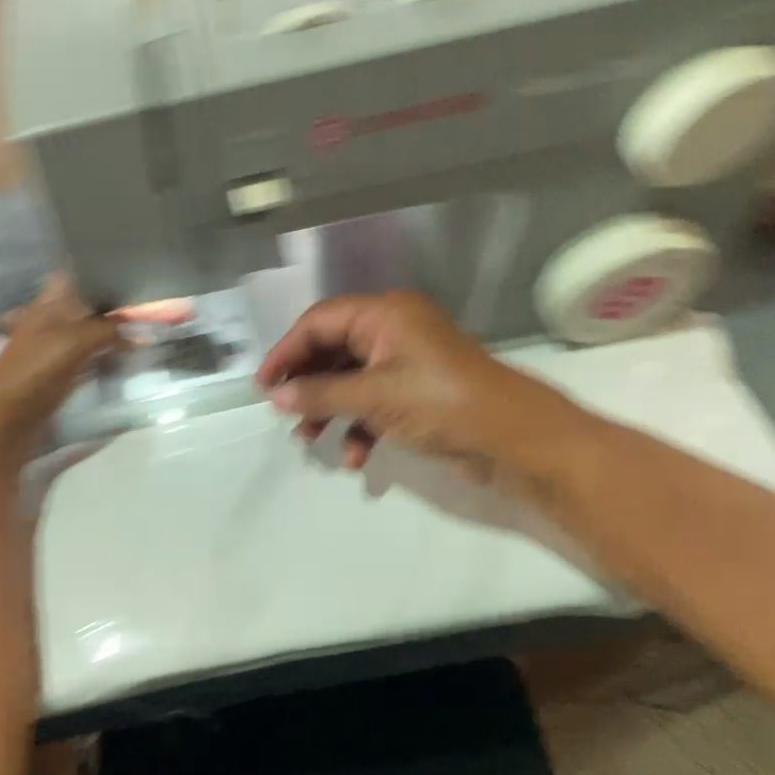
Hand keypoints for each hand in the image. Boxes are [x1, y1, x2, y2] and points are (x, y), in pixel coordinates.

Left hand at [0, 277, 124, 455]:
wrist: (3, 425)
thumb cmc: (30, 375)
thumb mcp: (70, 343)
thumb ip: (104, 330)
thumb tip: (139, 332)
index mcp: (45, 307)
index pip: (76, 281)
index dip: (101, 281)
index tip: (133, 288)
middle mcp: (49, 324)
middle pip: (86, 311)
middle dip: (112, 313)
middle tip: (146, 318)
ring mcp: (53, 353)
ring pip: (88, 337)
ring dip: (111, 340)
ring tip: (141, 341)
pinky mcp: (58, 379)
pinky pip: (87, 363)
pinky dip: (104, 362)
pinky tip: (122, 365)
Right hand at [256, 291, 588, 481]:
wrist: (512, 438)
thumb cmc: (441, 403)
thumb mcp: (373, 398)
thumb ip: (320, 395)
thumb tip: (277, 397)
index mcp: (385, 314)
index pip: (319, 321)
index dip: (286, 352)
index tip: (262, 386)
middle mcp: (394, 331)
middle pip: (333, 350)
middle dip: (307, 385)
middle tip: (283, 413)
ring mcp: (407, 363)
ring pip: (350, 380)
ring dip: (328, 411)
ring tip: (309, 440)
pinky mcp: (417, 394)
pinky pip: (374, 404)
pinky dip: (359, 428)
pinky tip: (355, 460)